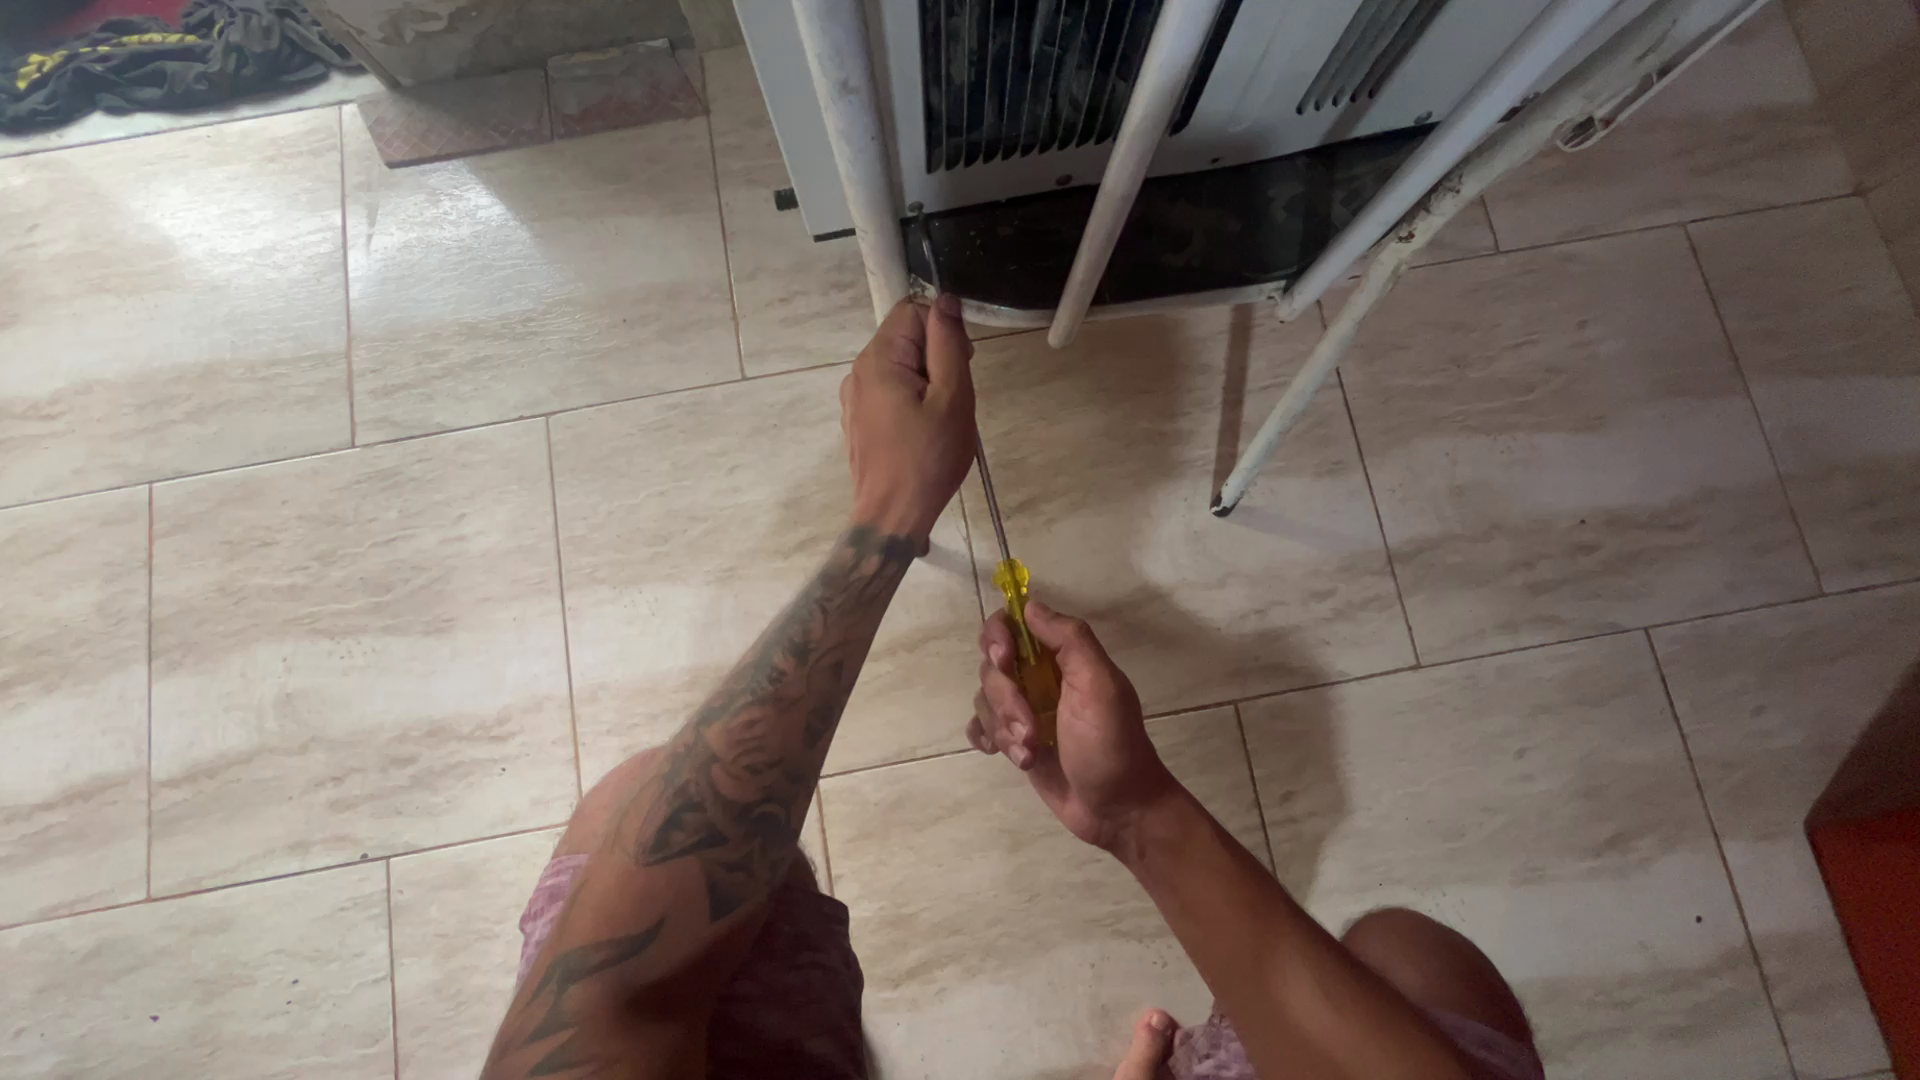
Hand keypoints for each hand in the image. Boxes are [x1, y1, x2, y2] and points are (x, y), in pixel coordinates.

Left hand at [841, 294, 975, 544]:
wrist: (892, 517)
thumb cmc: (927, 460)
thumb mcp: (952, 397)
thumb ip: (949, 344)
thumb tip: (945, 300)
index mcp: (878, 359)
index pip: (913, 311)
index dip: (944, 332)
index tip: (960, 368)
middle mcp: (858, 372)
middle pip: (906, 339)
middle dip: (937, 360)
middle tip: (952, 400)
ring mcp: (854, 399)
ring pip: (901, 368)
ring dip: (927, 384)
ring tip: (939, 421)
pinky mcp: (858, 421)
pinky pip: (890, 393)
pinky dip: (912, 402)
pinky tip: (922, 434)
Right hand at [968, 601, 1179, 851]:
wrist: (1118, 810)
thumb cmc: (1112, 744)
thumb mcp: (1100, 684)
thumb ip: (1069, 639)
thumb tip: (1029, 605)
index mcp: (1061, 657)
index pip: (1012, 625)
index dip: (999, 637)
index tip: (1005, 660)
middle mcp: (1039, 677)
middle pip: (992, 665)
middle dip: (1005, 698)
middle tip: (1030, 727)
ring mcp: (1025, 710)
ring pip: (985, 700)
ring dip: (1003, 727)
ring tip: (1031, 752)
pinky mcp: (1015, 740)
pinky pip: (981, 727)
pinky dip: (987, 738)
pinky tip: (1008, 755)